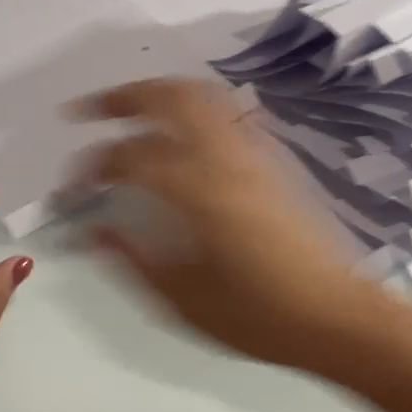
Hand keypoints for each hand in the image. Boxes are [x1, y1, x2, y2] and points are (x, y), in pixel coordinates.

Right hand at [73, 78, 401, 369]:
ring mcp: (256, 154)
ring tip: (132, 110)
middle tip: (89, 110)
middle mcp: (227, 158)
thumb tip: (91, 231)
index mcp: (199, 192)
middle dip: (124, 97)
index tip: (73, 187)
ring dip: (161, 94)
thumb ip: (133, 260)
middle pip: (171, 98)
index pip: (131, 156)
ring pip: (204, 97)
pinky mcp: (276, 161)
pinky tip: (182, 132)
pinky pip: (229, 114)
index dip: (92, 166)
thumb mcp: (183, 301)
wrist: (338, 317)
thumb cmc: (259, 318)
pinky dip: (194, 107)